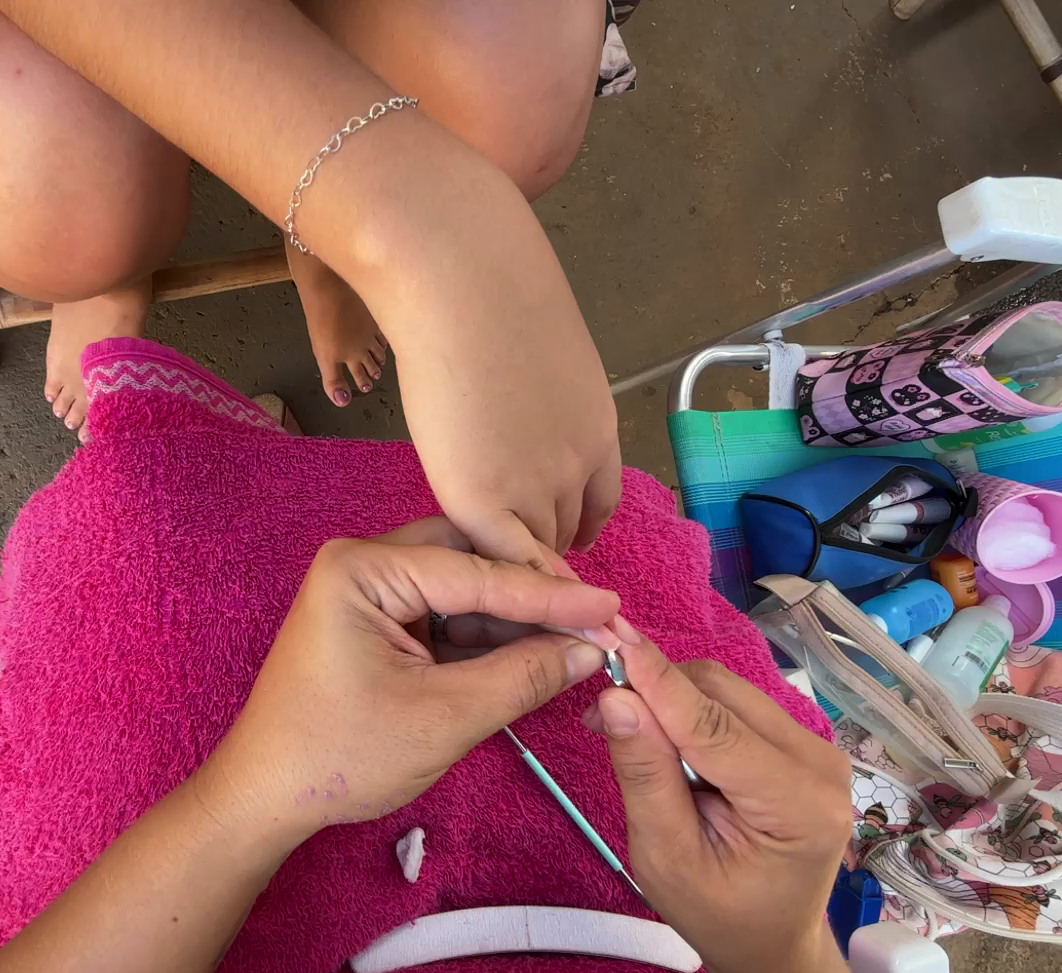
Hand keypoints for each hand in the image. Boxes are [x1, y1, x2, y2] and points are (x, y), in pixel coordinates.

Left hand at [204, 519, 617, 844]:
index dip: (549, 594)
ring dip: (512, 616)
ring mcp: (371, 592)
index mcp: (363, 569)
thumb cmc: (342, 755)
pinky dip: (485, 636)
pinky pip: (444, 616)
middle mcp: (365, 564)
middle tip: (592, 619)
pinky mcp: (380, 622)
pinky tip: (532, 652)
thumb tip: (590, 650)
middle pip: (468, 561)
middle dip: (530, 593)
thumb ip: (522, 677)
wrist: (268, 795)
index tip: (612, 608)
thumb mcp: (442, 718)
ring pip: (460, 588)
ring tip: (575, 640)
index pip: (474, 572)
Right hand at [327, 145, 622, 568]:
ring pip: (534, 552)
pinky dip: (502, 588)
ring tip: (490, 594)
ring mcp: (535, 486)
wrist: (464, 280)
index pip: (596, 504)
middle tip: (518, 576)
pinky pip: (503, 561)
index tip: (553, 544)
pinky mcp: (485, 500)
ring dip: (518, 572)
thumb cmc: (495, 295)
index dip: (573, 528)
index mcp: (597, 431)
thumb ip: (540, 407)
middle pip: (566, 534)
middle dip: (546, 556)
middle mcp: (578, 467)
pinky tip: (484, 602)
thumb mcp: (543, 357)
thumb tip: (515, 418)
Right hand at [583, 638, 852, 972]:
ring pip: (721, 688)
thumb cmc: (716, 913)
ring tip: (629, 734)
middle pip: (719, 694)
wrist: (771, 942)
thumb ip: (644, 774)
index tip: (612, 638)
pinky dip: (685, 707)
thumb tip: (617, 699)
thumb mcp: (665, 855)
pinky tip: (663, 738)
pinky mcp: (796, 739)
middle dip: (655, 691)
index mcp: (798, 805)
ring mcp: (813, 746)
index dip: (659, 681)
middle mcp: (818, 763)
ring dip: (667, 697)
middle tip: (600, 717)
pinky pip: (728, 700)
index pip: (715, 726)